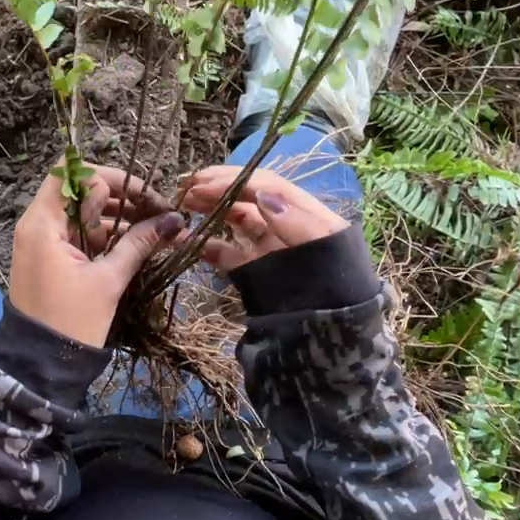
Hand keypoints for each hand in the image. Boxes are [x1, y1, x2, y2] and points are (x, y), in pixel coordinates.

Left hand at [9, 165, 183, 346]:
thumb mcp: (108, 280)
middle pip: (81, 190)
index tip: (145, 197)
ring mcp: (42, 241)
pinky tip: (136, 244)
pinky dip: (104, 236)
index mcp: (43, 223)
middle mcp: (38, 224)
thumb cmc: (71, 322)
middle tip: (159, 213)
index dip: (111, 178)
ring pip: (83, 213)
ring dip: (118, 217)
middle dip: (122, 198)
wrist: (38, 366)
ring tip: (156, 230)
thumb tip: (175, 221)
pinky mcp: (50, 258)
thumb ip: (139, 244)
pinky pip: (79, 234)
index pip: (73, 173)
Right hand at [179, 165, 347, 273]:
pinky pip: (227, 253)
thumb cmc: (337, 289)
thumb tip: (261, 195)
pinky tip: (185, 240)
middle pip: (249, 198)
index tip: (203, 183)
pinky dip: (205, 244)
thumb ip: (296, 223)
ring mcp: (269, 249)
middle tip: (185, 186)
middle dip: (217, 188)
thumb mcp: (326, 251)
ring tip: (182, 204)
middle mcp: (286, 226)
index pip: (268, 185)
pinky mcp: (254, 272)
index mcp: (308, 215)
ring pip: (235, 220)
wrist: (331, 339)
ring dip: (209, 209)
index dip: (235, 180)